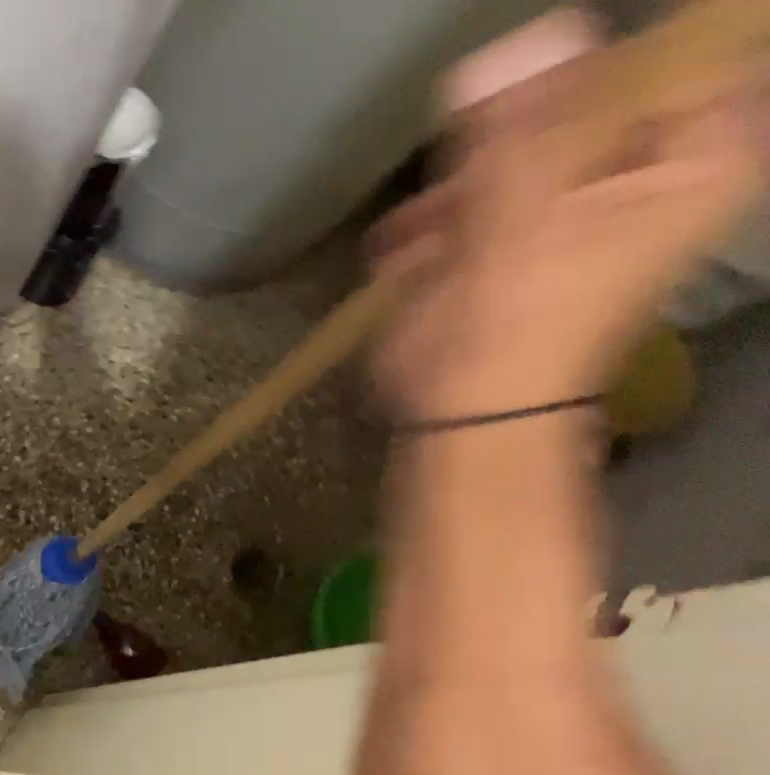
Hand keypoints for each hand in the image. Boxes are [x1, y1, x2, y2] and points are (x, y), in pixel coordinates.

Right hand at [371, 9, 765, 420]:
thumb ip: (523, 123)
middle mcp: (641, 176)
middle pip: (584, 104)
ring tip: (430, 231)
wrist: (463, 407)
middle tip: (471, 181)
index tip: (527, 87)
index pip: (679, 65)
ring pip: (517, 149)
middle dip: (509, 137)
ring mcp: (569, 208)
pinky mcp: (510, 239)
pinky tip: (415, 251)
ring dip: (461, 184)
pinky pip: (475, 194)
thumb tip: (520, 38)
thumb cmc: (514, 318)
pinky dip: (438, 217)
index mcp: (690, 165)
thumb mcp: (522, 212)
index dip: (608, 62)